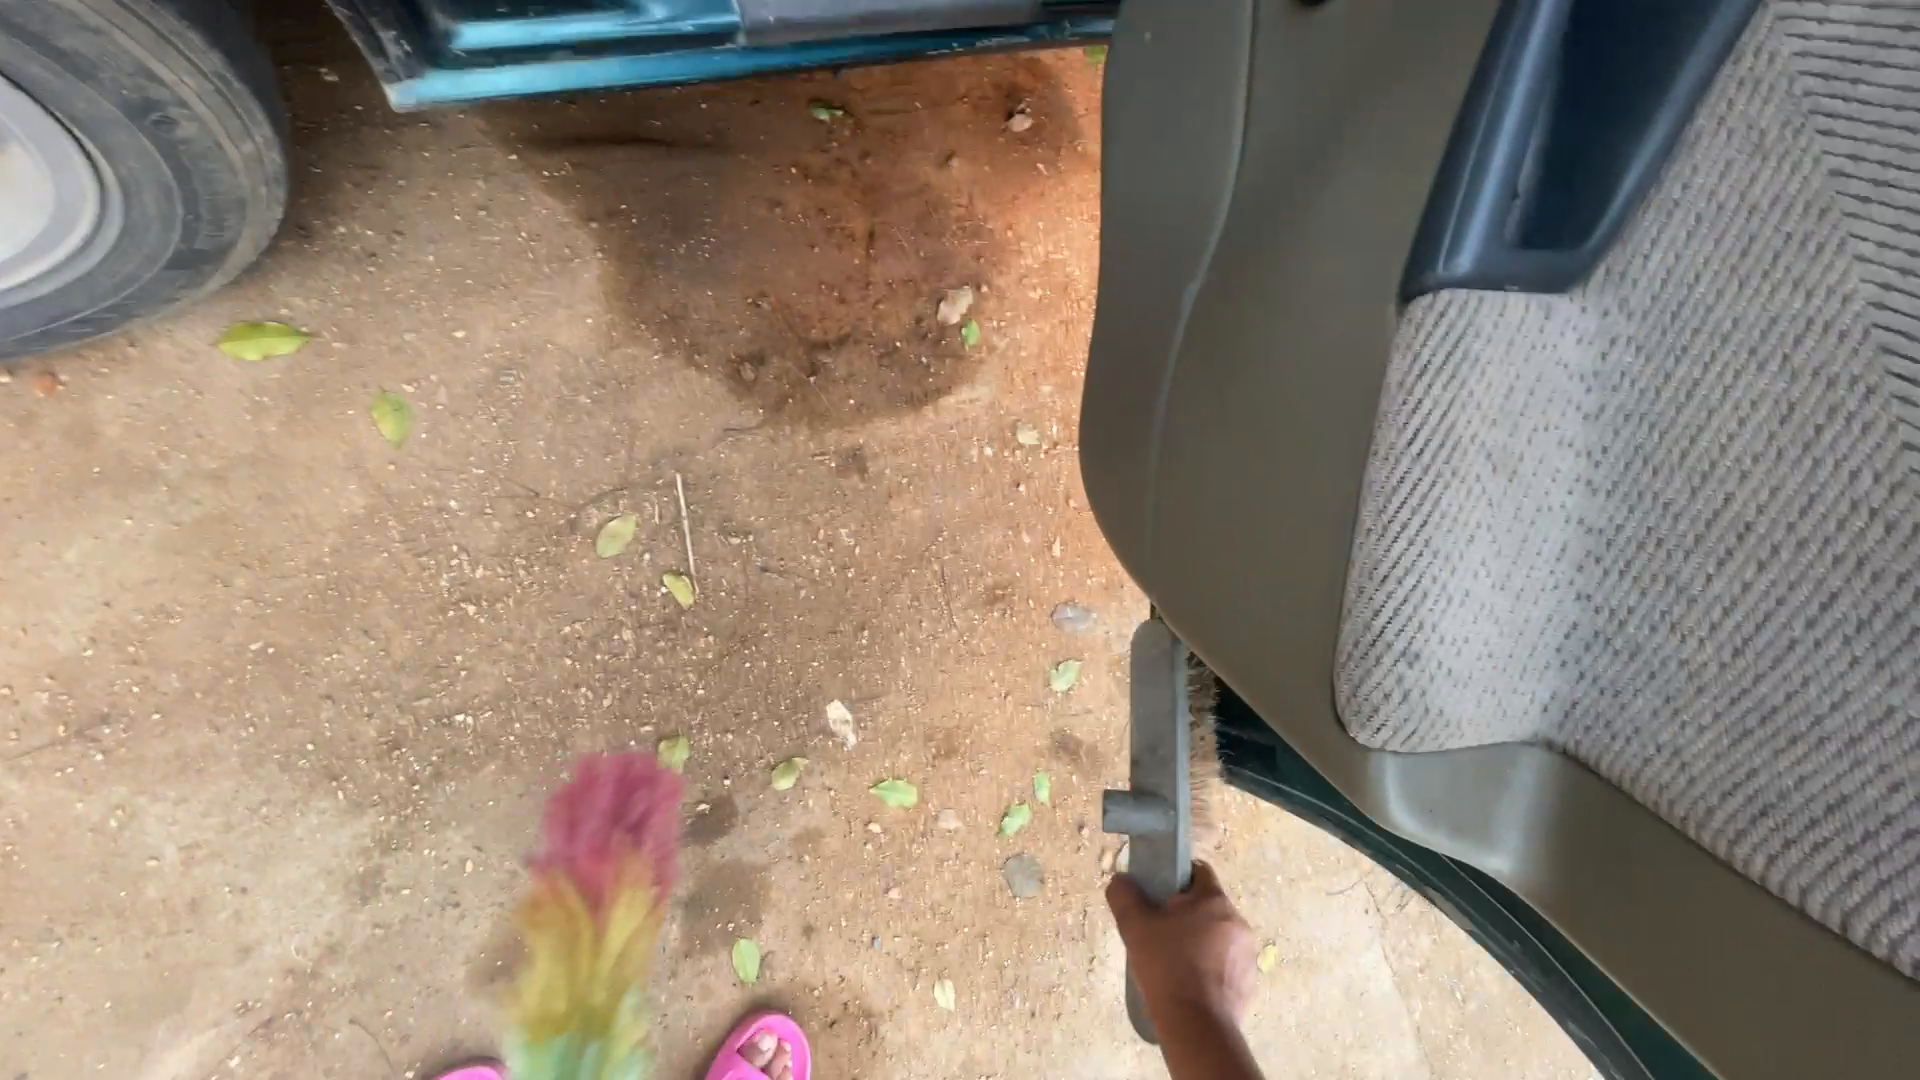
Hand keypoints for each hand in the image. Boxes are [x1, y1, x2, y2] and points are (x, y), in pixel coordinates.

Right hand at [1105, 860, 1256, 1026]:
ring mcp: (1247, 954)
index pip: (1199, 871)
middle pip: (1208, 905)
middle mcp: (1237, 921)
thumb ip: (1124, 895)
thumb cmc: (1166, 966)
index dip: (1178, 876)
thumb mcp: (1134, 926)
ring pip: (1218, 935)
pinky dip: (1211, 967)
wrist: (1196, 1025)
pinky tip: (1190, 983)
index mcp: (1213, 901)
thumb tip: (1121, 880)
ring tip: (1175, 960)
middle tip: (1161, 930)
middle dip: (1186, 913)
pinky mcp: (1249, 982)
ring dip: (1200, 940)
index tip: (1160, 893)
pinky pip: (1227, 964)